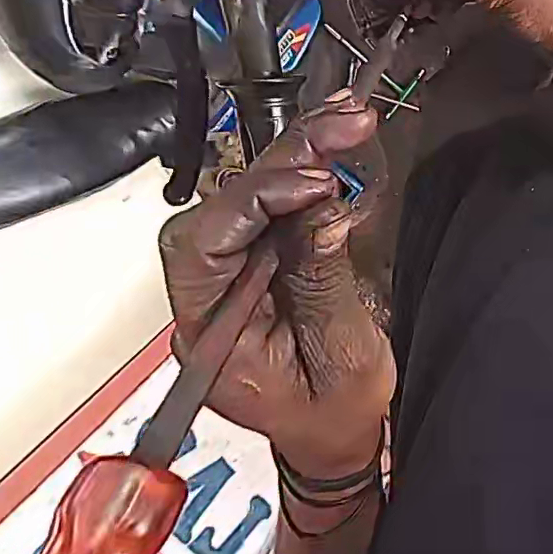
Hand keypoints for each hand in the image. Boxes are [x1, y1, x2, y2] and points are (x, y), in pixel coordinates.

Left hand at [157, 102, 392, 476]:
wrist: (334, 433)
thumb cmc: (331, 414)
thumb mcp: (340, 355)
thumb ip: (325, 282)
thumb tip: (324, 211)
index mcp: (211, 331)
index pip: (205, 246)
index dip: (257, 202)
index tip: (316, 183)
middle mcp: (212, 293)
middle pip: (228, 205)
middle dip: (286, 160)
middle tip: (342, 123)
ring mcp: (235, 273)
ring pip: (251, 196)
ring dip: (299, 153)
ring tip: (347, 120)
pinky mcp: (262, 257)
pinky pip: (275, 205)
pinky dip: (305, 170)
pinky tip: (334, 141)